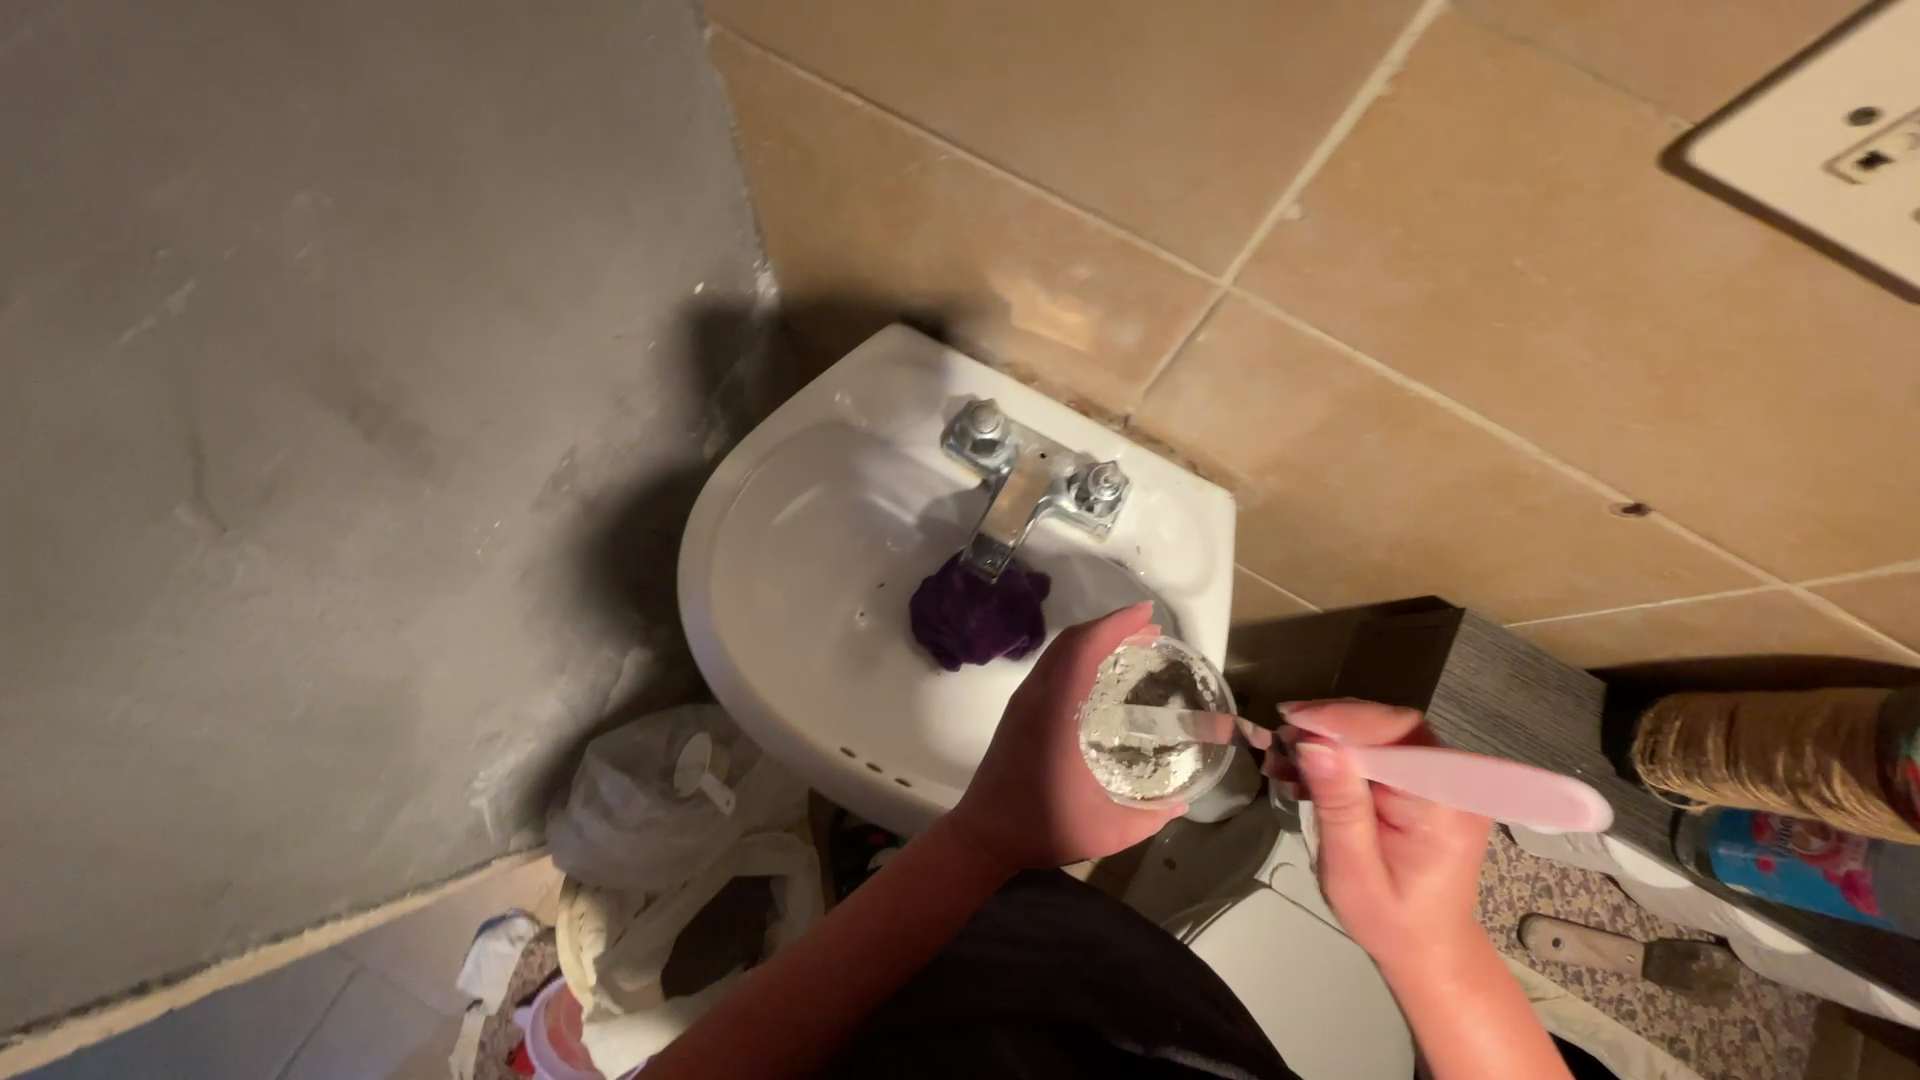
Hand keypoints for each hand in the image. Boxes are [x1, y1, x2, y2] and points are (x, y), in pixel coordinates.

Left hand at [946, 602, 1184, 871]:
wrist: (983, 835)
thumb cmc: (1042, 828)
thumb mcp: (1106, 830)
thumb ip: (1149, 816)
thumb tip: (1184, 802)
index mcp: (1056, 713)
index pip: (1083, 649)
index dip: (1115, 625)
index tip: (1148, 615)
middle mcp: (1036, 697)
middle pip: (1070, 641)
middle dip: (1110, 627)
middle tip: (1149, 630)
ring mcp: (1023, 702)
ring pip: (1058, 652)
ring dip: (1093, 639)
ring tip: (1131, 645)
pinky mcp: (1018, 711)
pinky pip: (1051, 667)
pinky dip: (1078, 655)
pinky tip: (1100, 673)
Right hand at [1266, 700, 1492, 979]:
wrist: (1427, 949)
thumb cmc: (1390, 921)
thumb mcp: (1352, 870)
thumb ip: (1338, 805)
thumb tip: (1315, 744)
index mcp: (1442, 806)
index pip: (1399, 735)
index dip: (1345, 718)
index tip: (1293, 720)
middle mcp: (1450, 784)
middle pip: (1390, 726)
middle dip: (1331, 724)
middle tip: (1281, 737)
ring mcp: (1438, 781)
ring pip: (1380, 733)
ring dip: (1329, 737)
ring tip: (1284, 756)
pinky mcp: (1422, 784)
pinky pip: (1380, 751)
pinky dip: (1338, 753)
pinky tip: (1305, 770)